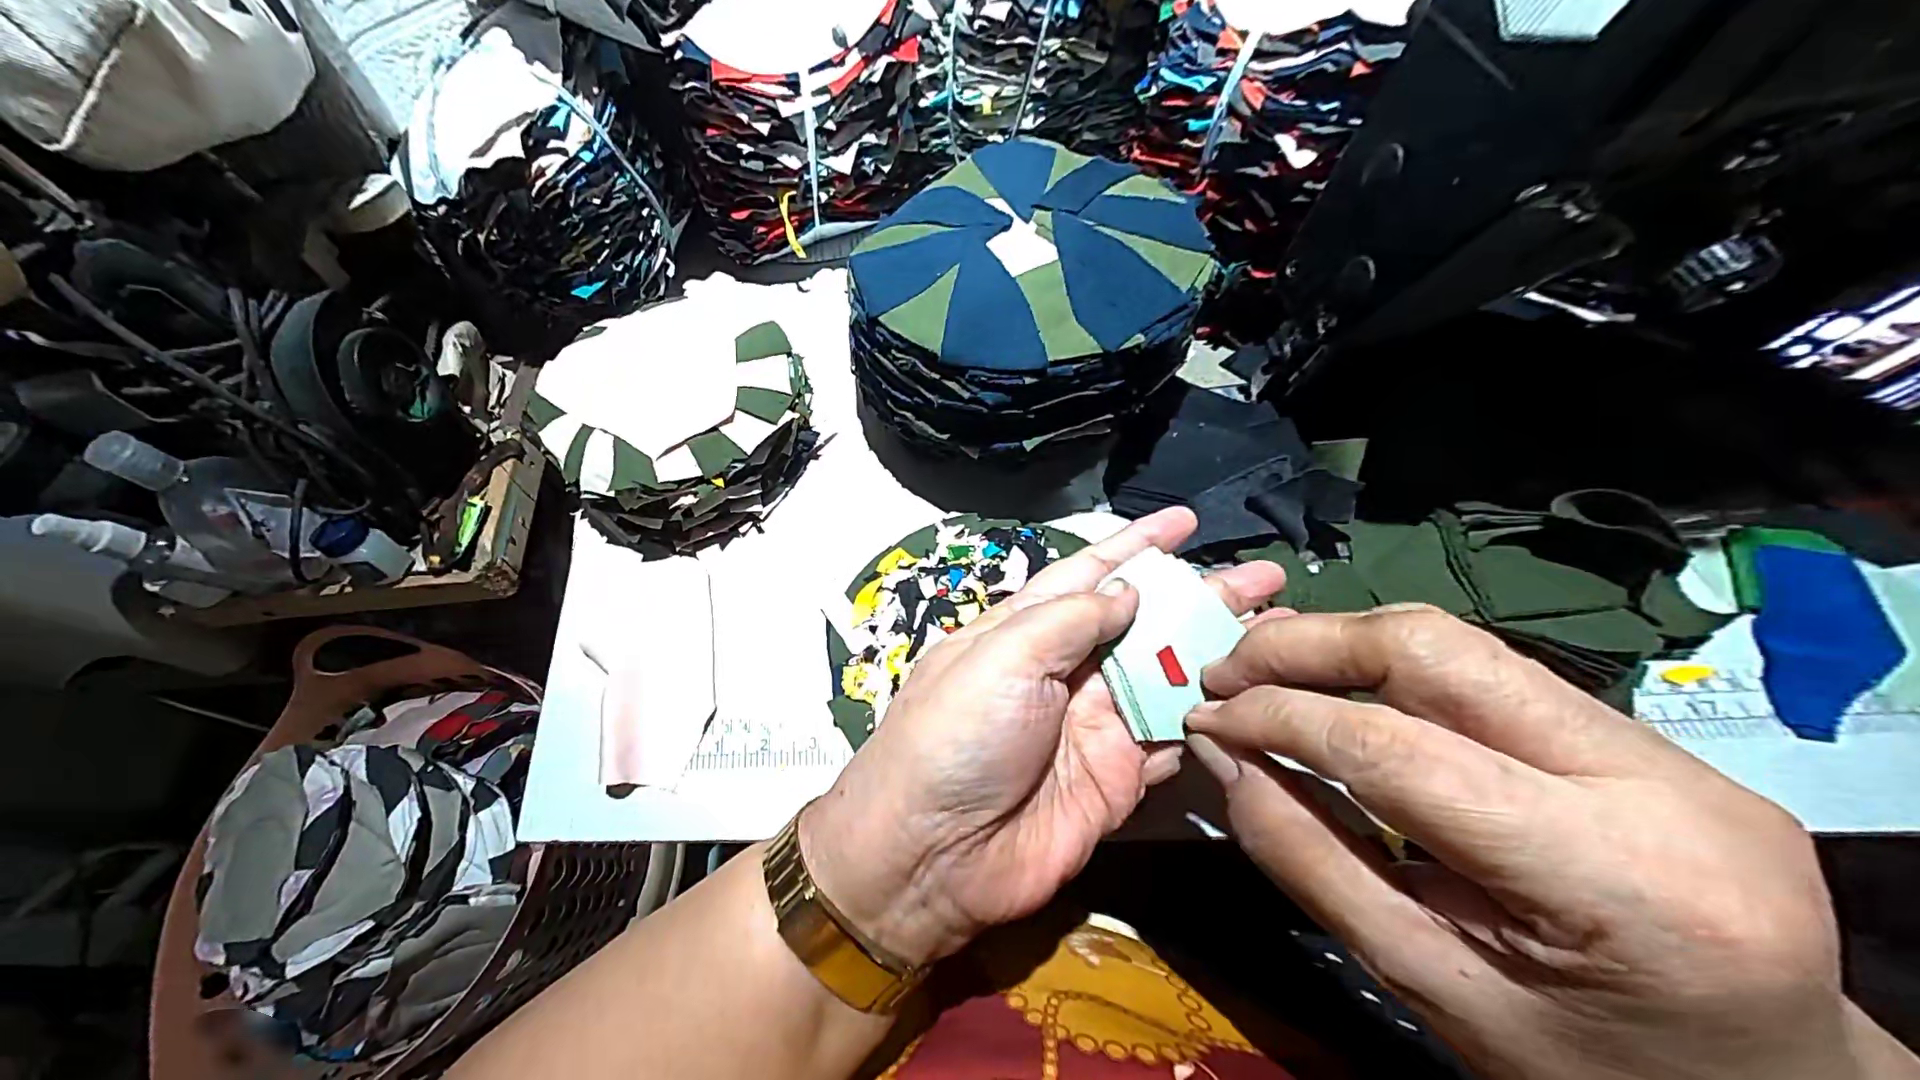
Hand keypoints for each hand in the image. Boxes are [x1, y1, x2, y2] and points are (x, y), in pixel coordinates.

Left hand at [799, 507, 1285, 966]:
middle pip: (1145, 622)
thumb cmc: (955, 738)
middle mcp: (1066, 669)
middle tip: (1263, 575)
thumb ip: (1068, 619)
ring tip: (1277, 627)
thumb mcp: (1000, 659)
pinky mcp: (1117, 775)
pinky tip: (1250, 697)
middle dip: (1199, 595)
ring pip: (1169, 675)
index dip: (1137, 544)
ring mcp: (1095, 723)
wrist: (934, 854)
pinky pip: (1172, 738)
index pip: (1091, 574)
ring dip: (1218, 652)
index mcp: (1028, 630)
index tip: (1184, 522)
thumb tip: (1127, 589)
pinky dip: (1209, 717)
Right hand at [1186, 606, 1918, 1079]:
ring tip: (1264, 668)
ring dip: (1339, 644)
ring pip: (1456, 642)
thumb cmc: (1593, 1076)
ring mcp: (1658, 745)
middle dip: (1306, 644)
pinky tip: (1335, 684)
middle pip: (1436, 648)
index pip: (1397, 750)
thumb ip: (1309, 862)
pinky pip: (1480, 672)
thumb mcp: (1429, 988)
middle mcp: (1654, 779)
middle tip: (1226, 668)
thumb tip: (1222, 760)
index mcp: (1617, 877)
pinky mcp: (1637, 735)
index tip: (1206, 718)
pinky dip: (1384, 668)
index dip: (1279, 719)